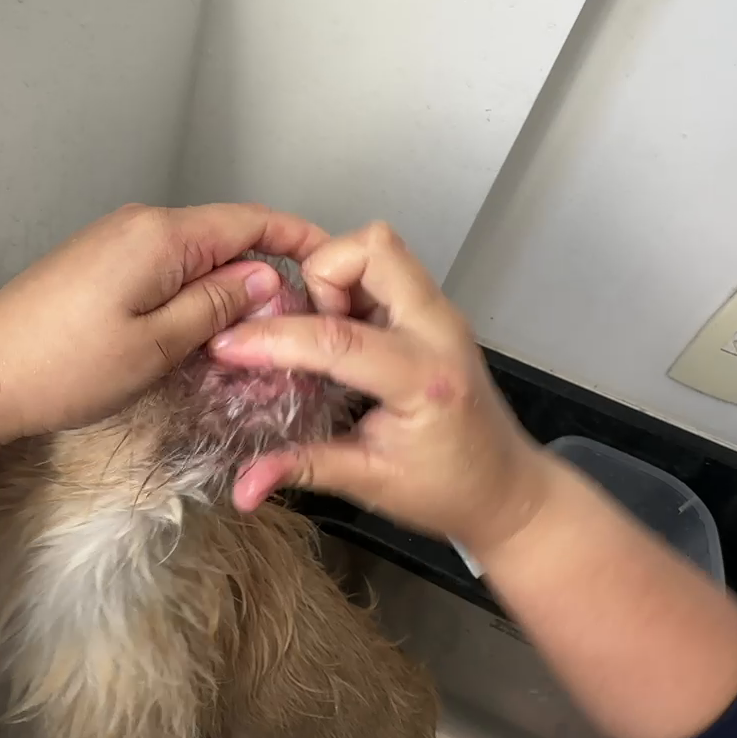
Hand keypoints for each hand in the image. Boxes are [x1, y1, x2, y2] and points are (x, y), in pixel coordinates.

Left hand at [0, 203, 330, 452]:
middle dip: (264, 275)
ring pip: (193, 257)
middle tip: (292, 326)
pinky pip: (161, 270)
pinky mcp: (96, 265)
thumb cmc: (66, 367)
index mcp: (161, 235)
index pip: (250, 219)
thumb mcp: (157, 345)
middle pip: (223, 237)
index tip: (337, 265)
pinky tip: (195, 332)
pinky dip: (190, 295)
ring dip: (226, 291)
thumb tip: (268, 277)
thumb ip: (218, 305)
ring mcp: (113, 242)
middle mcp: (139, 225)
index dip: (300, 237)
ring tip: (248, 338)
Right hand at [209, 222, 551, 553]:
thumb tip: (242, 489)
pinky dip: (350, 281)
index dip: (273, 340)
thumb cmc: (446, 491)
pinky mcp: (433, 309)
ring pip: (380, 245)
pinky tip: (340, 328)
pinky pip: (385, 265)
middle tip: (307, 325)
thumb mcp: (371, 484)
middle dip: (320, 274)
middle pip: (373, 248)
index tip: (227, 346)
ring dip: (336, 273)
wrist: (509, 489)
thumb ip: (304, 469)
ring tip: (324, 327)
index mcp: (425, 378)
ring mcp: (440, 312)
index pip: (339, 339)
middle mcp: (438, 329)